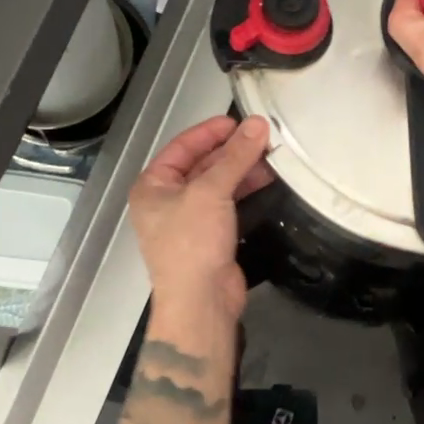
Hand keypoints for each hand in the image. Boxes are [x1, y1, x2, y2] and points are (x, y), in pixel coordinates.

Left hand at [130, 115, 274, 321]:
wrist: (200, 301)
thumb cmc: (192, 243)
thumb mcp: (211, 192)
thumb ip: (235, 157)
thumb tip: (257, 125)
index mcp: (152, 186)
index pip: (181, 147)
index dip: (210, 132)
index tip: (239, 122)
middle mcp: (166, 202)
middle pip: (201, 166)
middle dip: (231, 152)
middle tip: (262, 139)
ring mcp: (188, 222)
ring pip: (216, 186)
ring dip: (241, 172)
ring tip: (271, 160)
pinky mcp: (209, 239)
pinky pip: (226, 206)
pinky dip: (244, 193)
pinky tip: (265, 184)